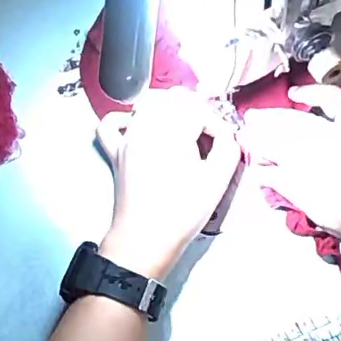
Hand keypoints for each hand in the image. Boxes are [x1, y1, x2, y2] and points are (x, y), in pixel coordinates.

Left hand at [96, 87, 241, 279]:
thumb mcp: (218, 181)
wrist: (145, 240)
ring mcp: (128, 138)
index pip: (200, 111)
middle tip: (211, 134)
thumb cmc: (181, 213)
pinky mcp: (116, 153)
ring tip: (185, 130)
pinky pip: (112, 124)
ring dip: (169, 110)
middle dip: (196, 111)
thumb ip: (228, 149)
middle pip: (174, 100)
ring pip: (147, 104)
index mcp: (172, 131)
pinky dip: (126, 119)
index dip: (218, 125)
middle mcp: (146, 127)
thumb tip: (226, 137)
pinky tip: (139, 127)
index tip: (225, 143)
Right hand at [243, 56, 340, 280]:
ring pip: (332, 101)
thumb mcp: (331, 219)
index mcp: (318, 165)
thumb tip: (266, 173)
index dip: (259, 144)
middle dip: (271, 122)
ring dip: (310, 95)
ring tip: (296, 94)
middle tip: (254, 120)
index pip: (277, 148)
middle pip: (296, 124)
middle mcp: (336, 137)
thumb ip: (296, 192)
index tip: (247, 144)